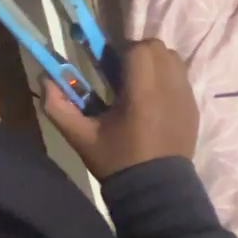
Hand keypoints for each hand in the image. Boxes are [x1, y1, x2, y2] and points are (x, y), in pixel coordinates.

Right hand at [44, 39, 199, 178]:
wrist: (156, 190)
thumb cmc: (116, 161)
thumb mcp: (80, 137)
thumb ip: (58, 106)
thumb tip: (44, 79)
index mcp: (142, 95)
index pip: (140, 50)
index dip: (121, 50)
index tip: (108, 66)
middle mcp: (169, 89)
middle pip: (158, 47)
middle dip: (137, 53)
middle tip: (120, 73)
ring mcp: (186, 98)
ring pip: (173, 58)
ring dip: (153, 62)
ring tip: (137, 84)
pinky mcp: (193, 107)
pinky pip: (182, 76)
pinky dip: (166, 77)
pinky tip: (152, 100)